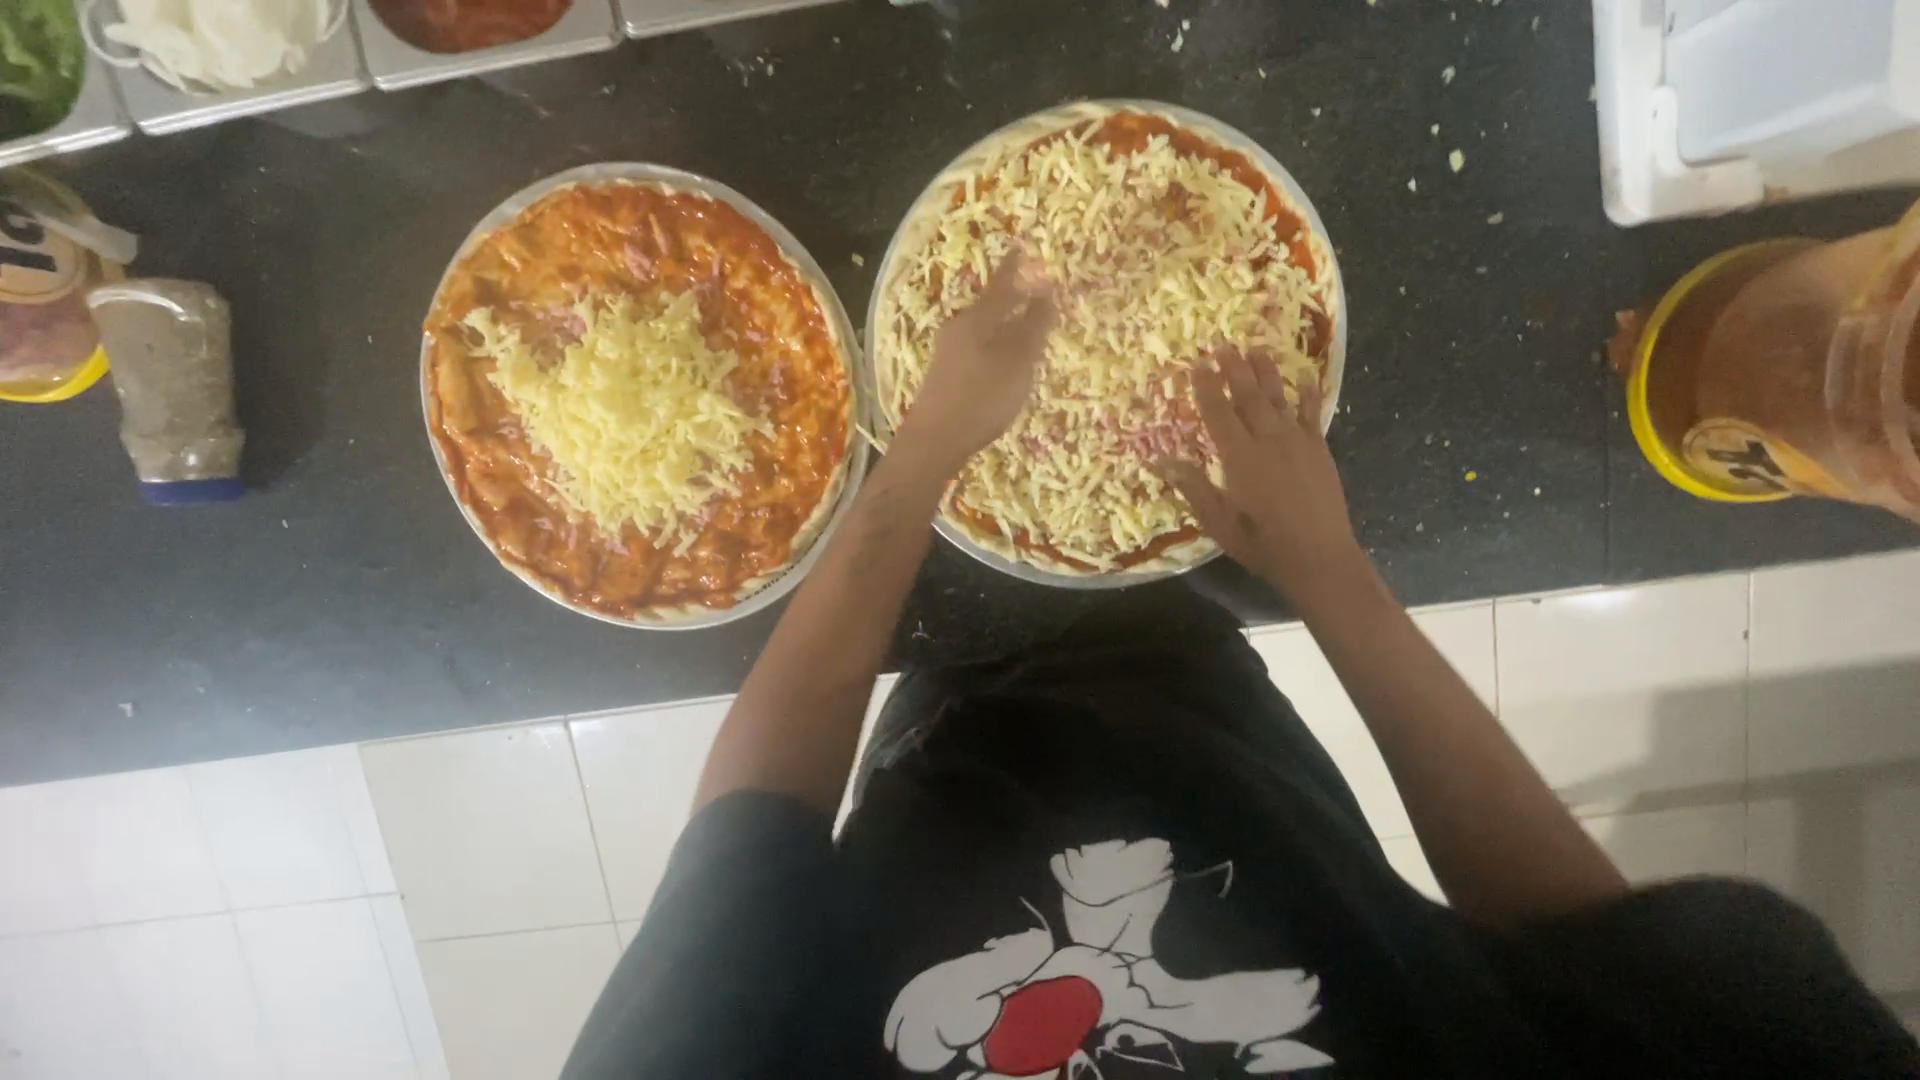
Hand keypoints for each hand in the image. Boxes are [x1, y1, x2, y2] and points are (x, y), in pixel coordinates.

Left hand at [896, 253, 1058, 472]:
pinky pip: (976, 351)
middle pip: (990, 307)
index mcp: (977, 319)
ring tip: (1022, 326)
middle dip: (1011, 298)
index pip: (1002, 284)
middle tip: (1030, 288)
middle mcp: (958, 330)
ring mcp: (948, 355)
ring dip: (1003, 325)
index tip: (1021, 245)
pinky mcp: (945, 378)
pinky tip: (1001, 363)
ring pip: (982, 330)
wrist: (934, 441)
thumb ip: (1033, 325)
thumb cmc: (981, 398)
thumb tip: (1047, 288)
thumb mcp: (1017, 360)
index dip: (1015, 267)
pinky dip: (993, 347)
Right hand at [1166, 347, 1362, 600]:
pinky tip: (1305, 376)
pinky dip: (1308, 392)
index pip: (1218, 412)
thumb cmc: (1261, 544)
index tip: (1196, 363)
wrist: (1319, 557)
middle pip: (1247, 396)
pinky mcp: (1318, 449)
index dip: (1205, 387)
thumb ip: (1192, 486)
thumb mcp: (1218, 521)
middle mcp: (1268, 440)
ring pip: (1278, 397)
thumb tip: (1160, 460)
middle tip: (1222, 343)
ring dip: (1265, 372)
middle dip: (1233, 369)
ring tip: (1254, 348)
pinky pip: (1311, 412)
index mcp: (1239, 457)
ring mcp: (1297, 442)